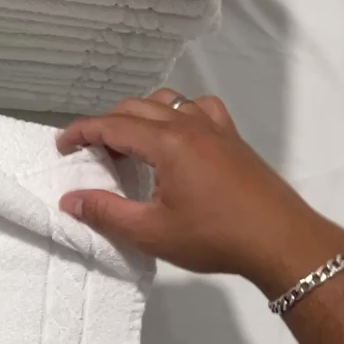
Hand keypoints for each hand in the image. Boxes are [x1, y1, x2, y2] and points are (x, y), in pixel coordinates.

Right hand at [56, 89, 343, 293]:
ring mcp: (215, 128)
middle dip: (106, 124)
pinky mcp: (233, 138)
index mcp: (167, 143)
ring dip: (140, 116)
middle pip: (136, 107)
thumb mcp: (151, 232)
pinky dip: (177, 114)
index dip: (81, 132)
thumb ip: (105, 213)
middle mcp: (190, 124)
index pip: (112, 124)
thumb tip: (69, 201)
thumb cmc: (213, 237)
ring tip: (129, 144)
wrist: (281, 241)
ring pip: (167, 102)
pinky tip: (177, 136)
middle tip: (90, 153)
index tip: (61, 146)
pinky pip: (198, 108)